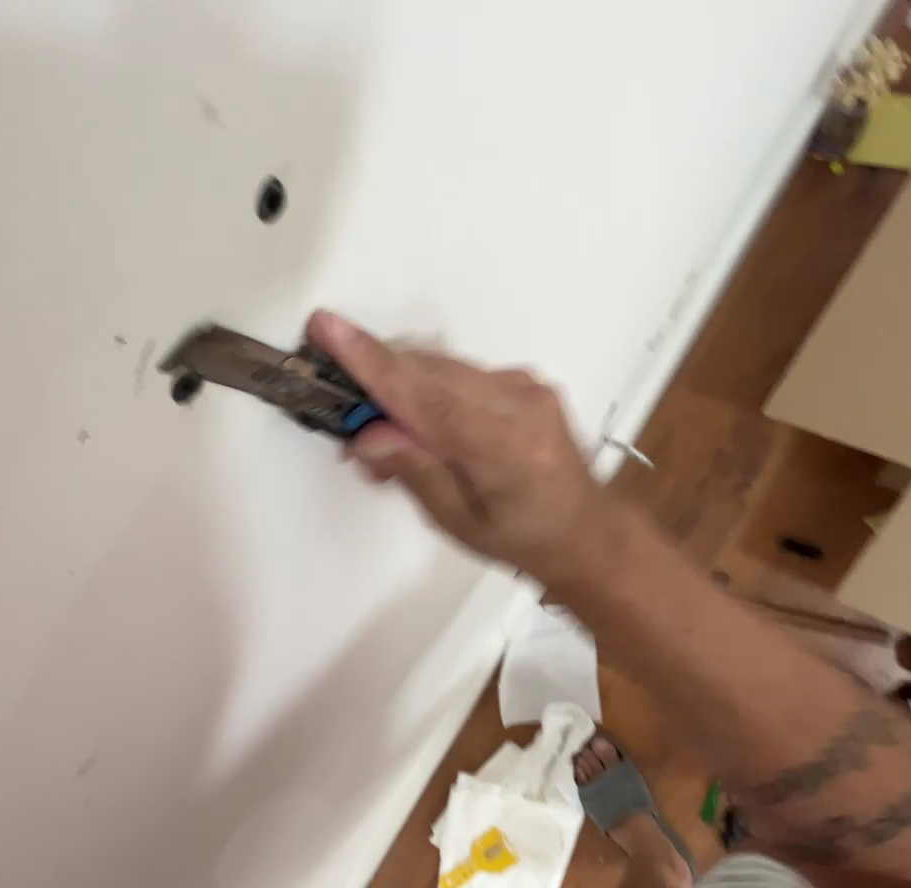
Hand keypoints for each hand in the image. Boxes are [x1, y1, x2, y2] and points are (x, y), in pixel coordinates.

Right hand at [308, 311, 609, 582]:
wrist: (583, 527)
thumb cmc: (519, 536)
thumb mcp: (456, 521)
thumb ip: (413, 471)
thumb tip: (369, 435)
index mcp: (501, 444)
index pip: (420, 392)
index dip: (368, 361)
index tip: (328, 327)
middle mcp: (517, 401)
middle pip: (426, 371)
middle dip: (375, 382)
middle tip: (349, 419)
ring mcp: (523, 385)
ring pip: (440, 368)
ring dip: (401, 389)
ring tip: (385, 435)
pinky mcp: (523, 379)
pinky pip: (459, 372)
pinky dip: (428, 390)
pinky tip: (422, 425)